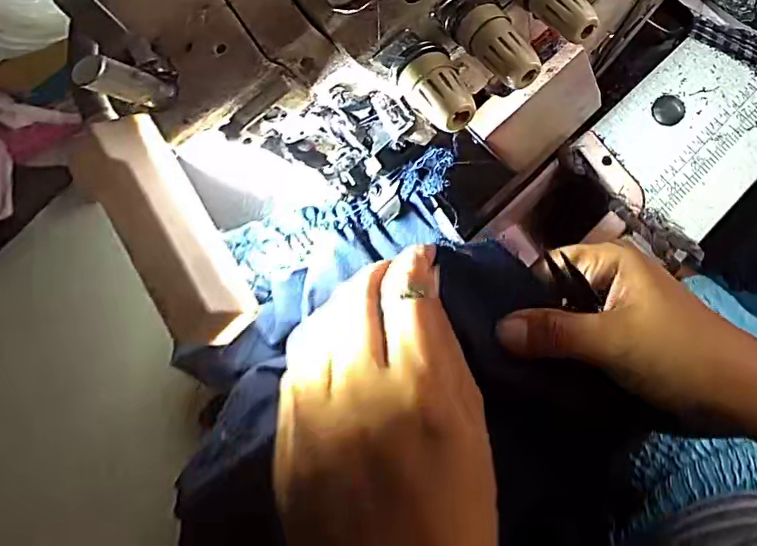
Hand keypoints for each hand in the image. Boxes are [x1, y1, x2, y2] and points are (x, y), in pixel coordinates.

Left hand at [274, 245, 496, 545]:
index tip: (424, 256)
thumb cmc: (457, 499)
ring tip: (364, 296)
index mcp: (419, 383)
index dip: (415, 262)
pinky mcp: (285, 443)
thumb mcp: (471, 416)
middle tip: (396, 270)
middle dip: (379, 271)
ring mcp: (314, 416)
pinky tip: (335, 339)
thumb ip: (447, 348)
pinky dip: (319, 338)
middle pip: (358, 297)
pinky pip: (295, 366)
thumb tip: (428, 293)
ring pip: (319, 324)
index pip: (407, 292)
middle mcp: (360, 388)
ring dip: (345, 298)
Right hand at [494, 242, 756, 420]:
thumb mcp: (611, 341)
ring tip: (512, 373)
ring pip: (573, 322)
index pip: (551, 265)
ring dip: (552, 345)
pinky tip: (547, 381)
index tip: (488, 326)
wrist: (734, 389)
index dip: (523, 292)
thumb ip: (555, 332)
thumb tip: (499, 327)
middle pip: (559, 294)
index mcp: (612, 259)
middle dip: (534, 323)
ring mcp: (622, 309)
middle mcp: (614, 276)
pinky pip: (589, 342)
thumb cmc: (675, 352)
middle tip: (496, 357)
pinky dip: (571, 358)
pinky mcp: (629, 339)